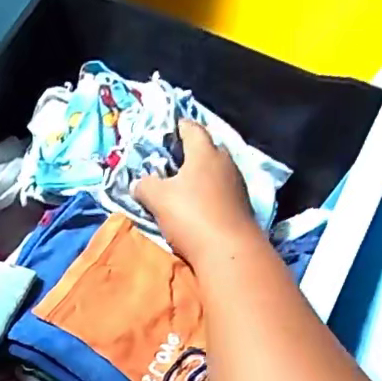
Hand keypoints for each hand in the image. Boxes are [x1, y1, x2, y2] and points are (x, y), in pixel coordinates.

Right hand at [134, 121, 260, 263]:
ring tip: (187, 187)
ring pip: (218, 172)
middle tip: (176, 163)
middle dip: (193, 153)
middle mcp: (225, 163)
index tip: (169, 131)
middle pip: (208, 149)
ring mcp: (237, 185)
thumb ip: (145, 186)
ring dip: (204, 177)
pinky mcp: (243, 208)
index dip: (179, 128)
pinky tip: (202, 207)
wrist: (229, 252)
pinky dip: (212, 195)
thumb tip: (138, 183)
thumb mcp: (158, 199)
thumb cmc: (192, 216)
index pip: (192, 129)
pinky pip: (224, 193)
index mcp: (204, 152)